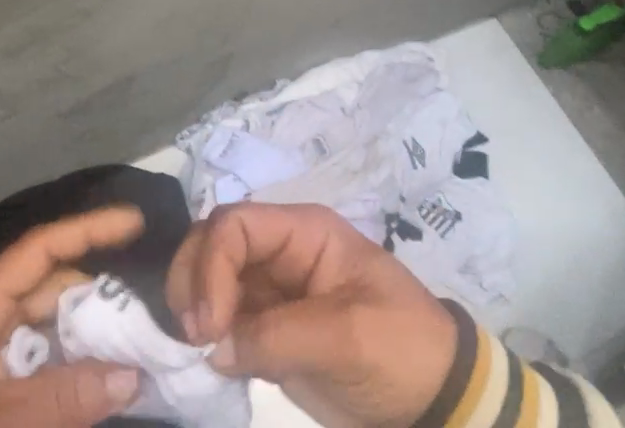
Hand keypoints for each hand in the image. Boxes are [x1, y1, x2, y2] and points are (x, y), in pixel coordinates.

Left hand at [0, 207, 145, 427]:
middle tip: (152, 307)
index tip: (137, 222)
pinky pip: (41, 365)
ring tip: (138, 341)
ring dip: (89, 335)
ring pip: (49, 329)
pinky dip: (72, 369)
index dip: (90, 229)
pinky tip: (102, 382)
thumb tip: (133, 374)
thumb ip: (64, 397)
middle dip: (99, 293)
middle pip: (51, 289)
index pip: (41, 249)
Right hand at [167, 203, 457, 427]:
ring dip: (192, 308)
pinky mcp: (265, 329)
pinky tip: (204, 362)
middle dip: (192, 281)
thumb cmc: (401, 348)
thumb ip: (277, 336)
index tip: (209, 324)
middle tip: (193, 335)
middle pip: (211, 243)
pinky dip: (204, 338)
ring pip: (207, 279)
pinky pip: (220, 321)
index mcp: (304, 233)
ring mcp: (270, 291)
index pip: (235, 225)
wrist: (432, 399)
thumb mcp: (348, 336)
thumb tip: (213, 348)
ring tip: (196, 350)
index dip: (211, 265)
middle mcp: (280, 252)